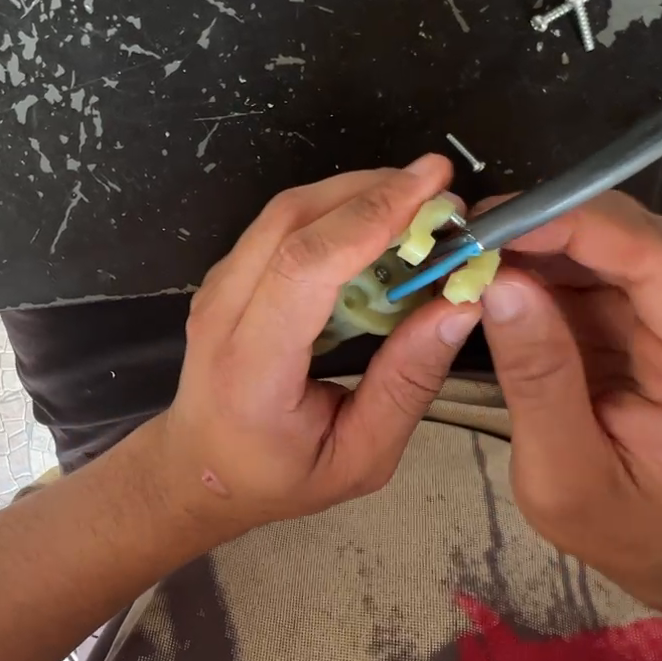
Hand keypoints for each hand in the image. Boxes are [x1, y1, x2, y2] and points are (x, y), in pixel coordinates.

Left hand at [150, 155, 484, 539]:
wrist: (201, 466)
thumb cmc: (278, 474)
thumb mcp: (359, 456)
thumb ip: (406, 384)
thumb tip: (460, 305)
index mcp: (251, 366)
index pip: (304, 268)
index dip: (369, 217)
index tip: (433, 186)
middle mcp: (221, 313)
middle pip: (290, 221)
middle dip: (371, 189)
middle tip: (440, 187)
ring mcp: (215, 288)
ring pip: (283, 213)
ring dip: (353, 192)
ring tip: (418, 199)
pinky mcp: (225, 276)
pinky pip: (278, 226)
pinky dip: (332, 210)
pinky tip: (376, 221)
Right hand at [479, 192, 661, 592]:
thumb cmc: (620, 525)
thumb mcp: (561, 472)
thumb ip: (537, 378)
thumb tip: (496, 284)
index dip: (581, 225)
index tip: (497, 224)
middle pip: (642, 240)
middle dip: (552, 222)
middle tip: (467, 234)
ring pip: (616, 244)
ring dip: (540, 239)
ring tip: (469, 252)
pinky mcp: (648, 319)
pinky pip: (597, 269)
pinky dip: (541, 262)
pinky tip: (494, 271)